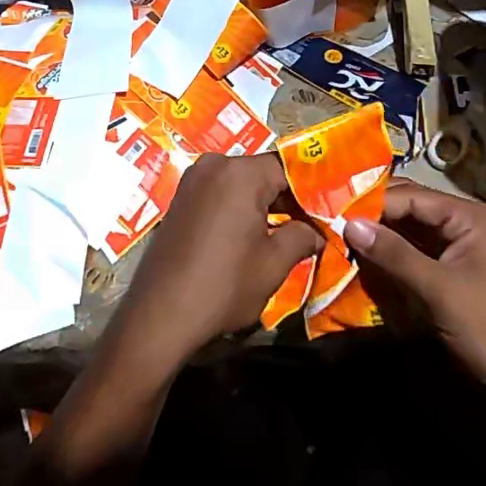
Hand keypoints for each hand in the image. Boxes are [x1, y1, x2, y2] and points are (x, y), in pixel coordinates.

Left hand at [115, 153, 322, 365]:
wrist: (157, 321)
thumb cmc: (223, 286)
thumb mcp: (273, 264)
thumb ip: (302, 238)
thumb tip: (318, 233)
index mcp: (241, 172)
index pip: (290, 168)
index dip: (313, 190)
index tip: (328, 211)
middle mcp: (215, 165)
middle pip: (264, 173)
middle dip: (288, 198)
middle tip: (312, 223)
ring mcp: (193, 181)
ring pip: (242, 185)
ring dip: (264, 205)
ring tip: (287, 231)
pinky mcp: (180, 201)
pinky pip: (221, 195)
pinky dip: (239, 210)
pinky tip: (253, 235)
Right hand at [344, 178, 485, 394]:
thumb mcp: (440, 290)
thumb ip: (395, 254)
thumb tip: (349, 223)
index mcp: (467, 216)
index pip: (411, 195)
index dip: (372, 201)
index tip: (333, 210)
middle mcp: (462, 225)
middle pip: (410, 209)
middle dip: (374, 216)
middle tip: (331, 223)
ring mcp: (458, 250)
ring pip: (410, 233)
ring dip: (380, 238)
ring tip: (340, 241)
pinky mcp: (452, 276)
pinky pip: (416, 257)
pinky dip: (392, 259)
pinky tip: (365, 264)